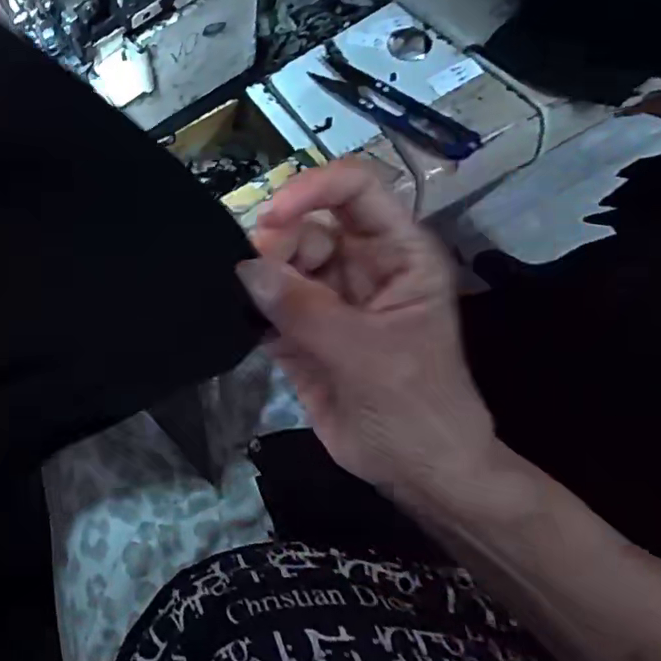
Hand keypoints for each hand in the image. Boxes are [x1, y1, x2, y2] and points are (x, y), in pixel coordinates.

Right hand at [237, 160, 496, 494]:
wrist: (415, 472)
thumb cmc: (417, 408)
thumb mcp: (368, 355)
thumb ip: (305, 309)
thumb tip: (246, 267)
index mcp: (396, 254)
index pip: (355, 189)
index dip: (313, 188)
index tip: (272, 216)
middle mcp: (358, 263)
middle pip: (304, 224)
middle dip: (276, 244)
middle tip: (256, 280)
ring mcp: (324, 294)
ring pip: (276, 258)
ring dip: (256, 275)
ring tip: (254, 308)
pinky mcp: (295, 323)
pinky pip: (260, 294)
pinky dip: (246, 301)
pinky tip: (243, 320)